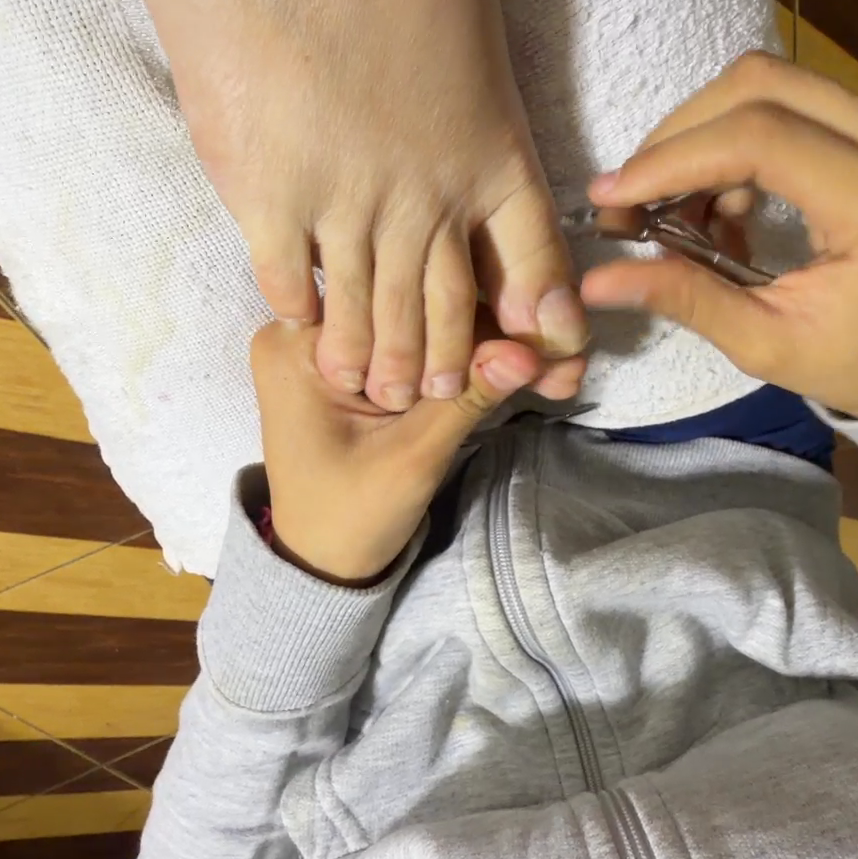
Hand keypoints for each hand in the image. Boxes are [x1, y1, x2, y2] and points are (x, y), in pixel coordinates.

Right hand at [96, 0, 588, 412]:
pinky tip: (302, 323)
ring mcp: (350, 202)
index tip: (548, 354)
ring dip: (371, 354)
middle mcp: (427, 198)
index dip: (541, 315)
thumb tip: (488, 208)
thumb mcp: (476, 61)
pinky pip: (289, 275)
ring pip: (368, 309)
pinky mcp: (272, 193)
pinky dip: (300, 307)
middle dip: (438, 359)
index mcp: (491, 159)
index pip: (531, 260)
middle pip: (441, 306)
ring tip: (369, 385)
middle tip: (423, 394)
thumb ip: (489, 144)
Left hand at [251, 319, 581, 584]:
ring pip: (426, 326)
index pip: (398, 300)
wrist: (323, 559)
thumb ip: (467, 398)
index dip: (476, 314)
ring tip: (555, 366)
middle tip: (559, 356)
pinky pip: (421, 347)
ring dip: (489, 349)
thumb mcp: (413, 455)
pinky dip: (467, 363)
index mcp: (298, 342)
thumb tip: (529, 352)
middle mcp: (309, 326)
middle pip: (415, 308)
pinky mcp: (367, 360)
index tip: (541, 336)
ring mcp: (339, 341)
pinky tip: (523, 371)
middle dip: (492, 334)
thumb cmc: (350, 514)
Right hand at [579, 53, 857, 419]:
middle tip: (632, 195)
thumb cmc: (849, 363)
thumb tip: (596, 280)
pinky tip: (720, 203)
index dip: (674, 158)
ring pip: (772, 84)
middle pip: (762, 87)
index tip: (611, 194)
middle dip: (679, 136)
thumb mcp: (763, 342)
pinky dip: (734, 143)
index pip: (762, 139)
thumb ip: (685, 297)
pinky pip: (791, 103)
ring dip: (703, 137)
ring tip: (676, 208)